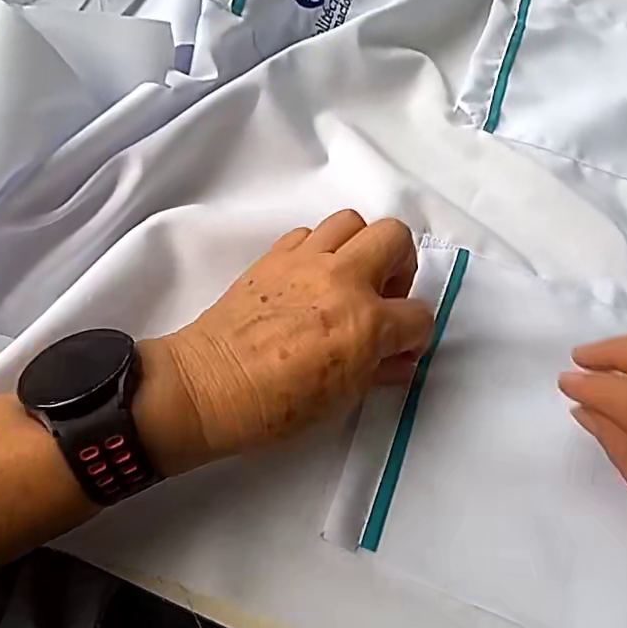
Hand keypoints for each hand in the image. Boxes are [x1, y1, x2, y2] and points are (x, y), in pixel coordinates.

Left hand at [135, 210, 433, 475]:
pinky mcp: (271, 258)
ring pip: (351, 222)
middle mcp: (340, 281)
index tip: (398, 348)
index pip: (418, 315)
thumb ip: (376, 371)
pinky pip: (307, 233)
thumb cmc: (272, 405)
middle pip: (395, 238)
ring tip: (345, 281)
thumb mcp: (339, 400)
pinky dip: (316, 249)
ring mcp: (303, 263)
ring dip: (358, 248)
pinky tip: (306, 282)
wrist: (207, 386)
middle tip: (380, 298)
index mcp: (364, 323)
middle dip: (399, 268)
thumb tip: (395, 359)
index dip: (414, 336)